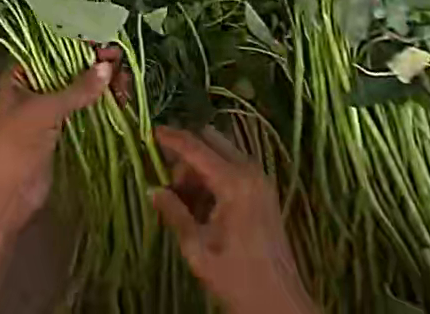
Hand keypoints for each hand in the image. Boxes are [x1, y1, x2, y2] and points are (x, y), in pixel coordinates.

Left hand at [0, 50, 114, 226]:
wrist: (4, 200)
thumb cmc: (14, 146)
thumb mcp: (44, 112)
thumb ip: (77, 89)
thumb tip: (107, 66)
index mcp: (21, 74)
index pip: (53, 48)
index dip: (79, 43)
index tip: (106, 43)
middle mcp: (34, 86)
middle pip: (68, 67)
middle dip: (94, 63)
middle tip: (121, 60)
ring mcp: (48, 109)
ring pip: (78, 88)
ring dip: (100, 82)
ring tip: (125, 79)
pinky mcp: (60, 129)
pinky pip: (82, 108)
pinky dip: (99, 102)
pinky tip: (119, 96)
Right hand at [152, 126, 317, 313]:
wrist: (282, 306)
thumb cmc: (238, 279)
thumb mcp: (198, 249)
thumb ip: (174, 213)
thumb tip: (152, 189)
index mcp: (234, 182)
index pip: (195, 146)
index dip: (170, 137)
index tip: (148, 132)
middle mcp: (249, 170)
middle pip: (210, 139)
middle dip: (184, 152)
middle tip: (164, 174)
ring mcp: (259, 178)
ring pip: (220, 151)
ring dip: (198, 164)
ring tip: (180, 195)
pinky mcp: (263, 189)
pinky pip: (231, 165)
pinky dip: (212, 174)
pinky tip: (200, 202)